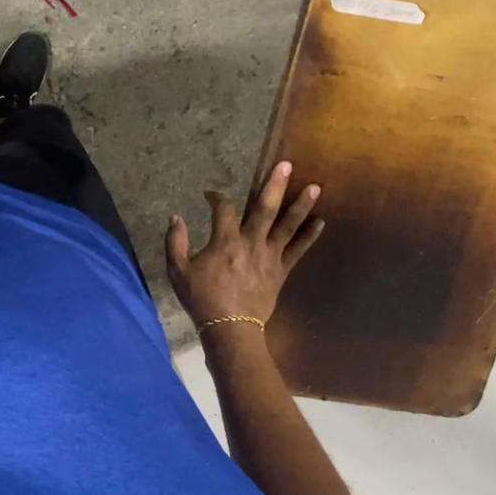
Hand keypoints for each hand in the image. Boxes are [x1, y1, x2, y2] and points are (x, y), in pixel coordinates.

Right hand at [165, 161, 323, 329]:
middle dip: (275, 185)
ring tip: (315, 187)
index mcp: (225, 241)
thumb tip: (175, 217)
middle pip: (265, 208)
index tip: (210, 195)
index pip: (223, 208)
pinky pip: (298, 251)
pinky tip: (321, 221)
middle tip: (286, 165)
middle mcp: (251, 242)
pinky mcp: (280, 271)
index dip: (216, 197)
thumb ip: (175, 241)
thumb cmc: (201, 299)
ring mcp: (269, 256)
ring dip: (301, 205)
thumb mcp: (177, 270)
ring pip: (287, 226)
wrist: (230, 330)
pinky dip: (309, 236)